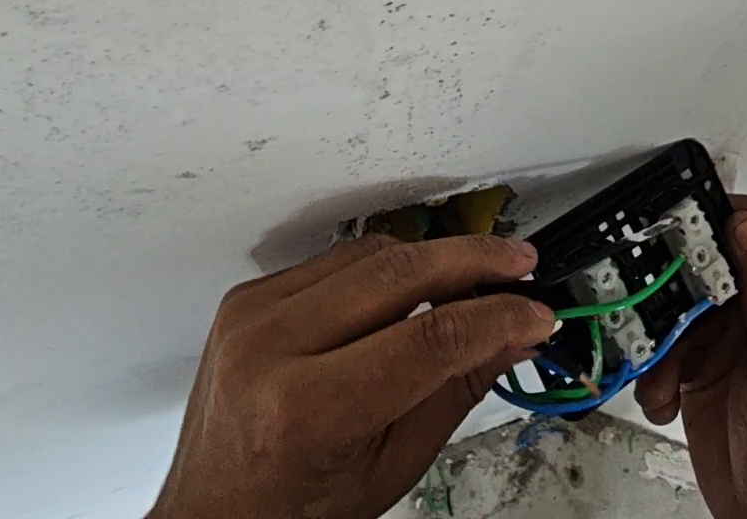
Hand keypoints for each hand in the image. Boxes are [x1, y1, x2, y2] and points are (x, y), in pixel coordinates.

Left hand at [149, 233, 557, 518]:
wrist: (213, 514)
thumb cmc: (296, 510)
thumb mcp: (393, 465)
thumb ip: (459, 388)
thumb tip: (515, 333)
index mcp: (306, 411)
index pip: (428, 339)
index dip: (495, 318)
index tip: (533, 311)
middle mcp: (271, 349)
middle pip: (399, 273)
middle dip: (473, 260)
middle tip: (519, 263)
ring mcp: (254, 314)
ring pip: (373, 253)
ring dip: (434, 257)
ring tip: (478, 272)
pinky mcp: (250, 295)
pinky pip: (338, 258)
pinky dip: (387, 263)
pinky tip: (415, 280)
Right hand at [635, 195, 746, 518]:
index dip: (732, 215)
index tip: (691, 219)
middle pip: (716, 259)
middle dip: (683, 278)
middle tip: (661, 294)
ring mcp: (733, 333)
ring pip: (683, 298)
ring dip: (665, 334)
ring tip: (666, 369)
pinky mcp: (700, 359)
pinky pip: (666, 338)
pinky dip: (657, 364)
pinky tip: (667, 393)